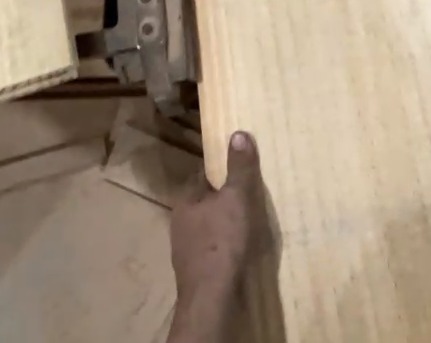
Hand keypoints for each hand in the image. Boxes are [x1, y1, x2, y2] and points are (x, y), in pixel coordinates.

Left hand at [171, 131, 265, 300]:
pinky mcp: (197, 271)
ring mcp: (186, 249)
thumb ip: (239, 167)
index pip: (202, 174)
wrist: (212, 298)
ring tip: (250, 219)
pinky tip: (241, 248)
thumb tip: (238, 132)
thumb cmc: (222, 241)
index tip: (239, 164)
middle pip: (205, 200)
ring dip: (225, 222)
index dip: (221, 167)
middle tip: (250, 191)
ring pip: (208, 225)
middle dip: (224, 196)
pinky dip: (226, 245)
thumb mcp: (236, 197)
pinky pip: (213, 248)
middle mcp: (180, 222)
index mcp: (185, 200)